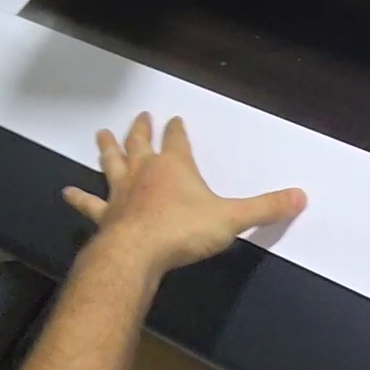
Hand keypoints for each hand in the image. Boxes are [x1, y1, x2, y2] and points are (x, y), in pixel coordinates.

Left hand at [63, 112, 305, 275]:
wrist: (138, 253)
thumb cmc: (184, 231)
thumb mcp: (233, 218)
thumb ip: (266, 208)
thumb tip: (302, 196)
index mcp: (175, 167)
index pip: (177, 140)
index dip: (177, 130)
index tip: (174, 118)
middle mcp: (145, 172)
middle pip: (141, 144)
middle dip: (142, 130)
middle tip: (140, 117)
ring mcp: (121, 193)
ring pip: (112, 164)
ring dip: (108, 149)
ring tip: (101, 135)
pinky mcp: (105, 215)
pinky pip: (89, 203)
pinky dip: (79, 197)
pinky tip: (67, 192)